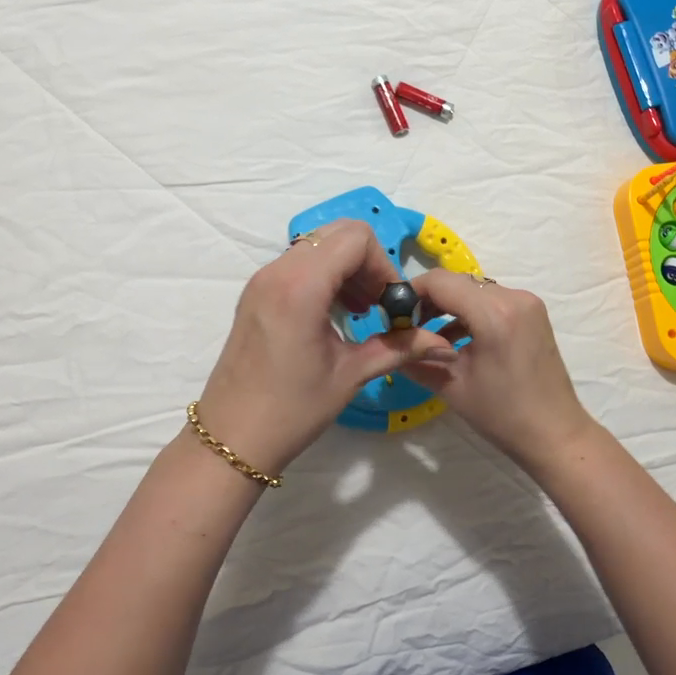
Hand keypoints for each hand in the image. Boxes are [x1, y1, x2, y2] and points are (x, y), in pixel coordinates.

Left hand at [194, 220, 435, 474]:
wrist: (230, 440)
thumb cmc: (292, 410)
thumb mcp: (351, 375)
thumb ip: (399, 348)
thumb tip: (445, 345)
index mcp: (301, 286)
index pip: (356, 239)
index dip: (383, 264)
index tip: (390, 303)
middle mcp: (278, 271)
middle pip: (337, 234)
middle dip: (367, 262)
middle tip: (378, 304)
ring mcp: (262, 280)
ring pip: (317, 246)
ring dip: (346, 268)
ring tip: (360, 311)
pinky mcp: (255, 293)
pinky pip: (298, 263)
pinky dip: (325, 276)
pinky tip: (335, 315)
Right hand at [397, 271, 596, 469]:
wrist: (554, 434)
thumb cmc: (502, 415)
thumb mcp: (452, 386)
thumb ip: (415, 358)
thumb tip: (386, 343)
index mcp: (494, 313)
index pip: (441, 282)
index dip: (411, 292)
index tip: (392, 314)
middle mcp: (514, 297)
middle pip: (458, 283)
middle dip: (429, 301)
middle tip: (405, 326)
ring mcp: (528, 303)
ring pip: (475, 290)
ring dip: (449, 307)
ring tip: (425, 336)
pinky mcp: (533, 313)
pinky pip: (493, 301)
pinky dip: (471, 313)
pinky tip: (454, 340)